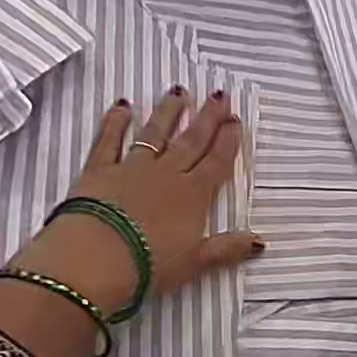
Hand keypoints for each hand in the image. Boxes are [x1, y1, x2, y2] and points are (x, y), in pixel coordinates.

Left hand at [0, 87, 260, 356]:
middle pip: (191, 141)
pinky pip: (109, 140)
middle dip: (207, 118)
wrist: (95, 259)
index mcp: (192, 196)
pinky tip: (123, 105)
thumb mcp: (196, 262)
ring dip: (169, 112)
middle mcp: (166, 174)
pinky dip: (116, 121)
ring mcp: (132, 168)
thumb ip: (227, 248)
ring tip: (179, 91)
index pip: (216, 162)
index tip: (236, 121)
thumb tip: (260, 242)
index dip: (228, 141)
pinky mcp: (99, 170)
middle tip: (219, 96)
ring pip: (155, 133)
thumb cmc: (149, 265)